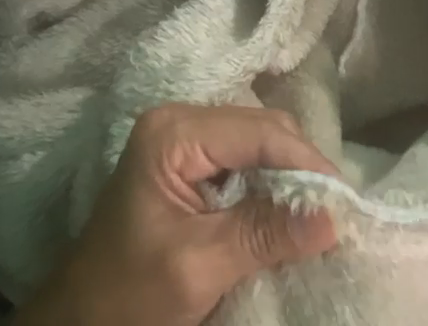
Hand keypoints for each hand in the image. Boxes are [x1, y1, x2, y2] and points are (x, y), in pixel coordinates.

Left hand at [17, 104, 339, 325]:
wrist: (81, 316)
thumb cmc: (128, 293)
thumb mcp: (197, 266)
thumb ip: (262, 234)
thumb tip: (333, 217)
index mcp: (173, 132)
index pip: (259, 132)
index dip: (307, 164)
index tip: (346, 207)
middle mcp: (180, 121)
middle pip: (263, 129)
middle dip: (302, 169)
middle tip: (335, 216)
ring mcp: (184, 140)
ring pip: (260, 142)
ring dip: (291, 178)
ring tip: (318, 217)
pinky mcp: (191, 163)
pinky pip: (246, 161)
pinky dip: (272, 185)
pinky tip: (288, 214)